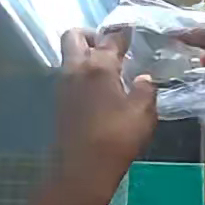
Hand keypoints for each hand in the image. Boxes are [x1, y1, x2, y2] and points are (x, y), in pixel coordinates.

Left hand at [55, 28, 156, 189]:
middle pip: (74, 36)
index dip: (123, 35)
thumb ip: (145, 91)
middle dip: (91, 36)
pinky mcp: (59, 101)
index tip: (132, 35)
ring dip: (84, 56)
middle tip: (110, 48)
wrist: (82, 169)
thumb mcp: (143, 114)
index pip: (110, 39)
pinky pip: (69, 76)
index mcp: (98, 66)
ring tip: (108, 71)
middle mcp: (76, 69)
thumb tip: (143, 78)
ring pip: (69, 57)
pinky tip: (100, 91)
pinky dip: (82, 75)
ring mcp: (63, 85)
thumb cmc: (116, 138)